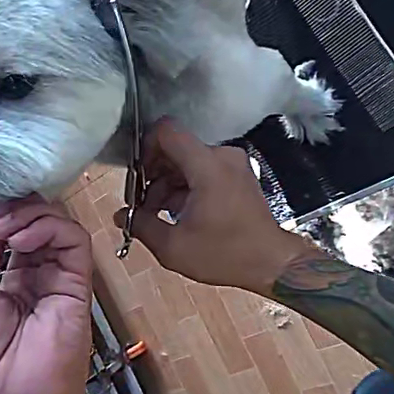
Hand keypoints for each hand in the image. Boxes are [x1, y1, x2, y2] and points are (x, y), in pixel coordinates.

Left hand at [0, 198, 93, 393]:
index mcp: (6, 282)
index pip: (11, 233)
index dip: (2, 214)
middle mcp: (35, 276)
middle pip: (36, 224)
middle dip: (16, 210)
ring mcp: (59, 279)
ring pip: (58, 226)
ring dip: (30, 217)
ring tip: (8, 231)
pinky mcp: (80, 282)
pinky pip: (75, 241)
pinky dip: (51, 228)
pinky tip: (23, 240)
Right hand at [114, 118, 319, 292]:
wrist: (271, 263)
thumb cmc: (225, 254)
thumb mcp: (174, 247)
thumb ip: (142, 225)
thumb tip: (121, 215)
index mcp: (207, 165)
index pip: (166, 131)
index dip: (145, 148)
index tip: (136, 177)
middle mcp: (223, 156)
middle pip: (176, 149)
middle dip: (154, 174)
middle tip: (143, 205)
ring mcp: (234, 165)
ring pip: (189, 162)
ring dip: (169, 184)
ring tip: (159, 215)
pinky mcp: (239, 176)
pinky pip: (205, 171)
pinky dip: (188, 187)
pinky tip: (179, 214)